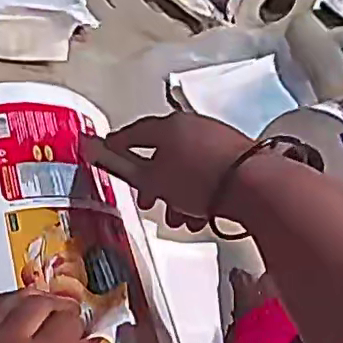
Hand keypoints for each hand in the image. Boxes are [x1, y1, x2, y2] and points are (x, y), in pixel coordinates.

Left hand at [0, 289, 96, 342]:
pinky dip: (7, 303)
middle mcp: (12, 339)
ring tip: (44, 307)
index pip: (68, 322)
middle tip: (67, 314)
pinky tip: (16, 311)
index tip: (81, 329)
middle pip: (42, 303)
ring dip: (34, 299)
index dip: (79, 323)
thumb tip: (86, 339)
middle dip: (59, 306)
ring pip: (15, 297)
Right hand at [82, 111, 254, 227]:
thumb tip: (87, 145)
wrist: (254, 187)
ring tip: (177, 216)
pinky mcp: (233, 154)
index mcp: (167, 126)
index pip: (132, 134)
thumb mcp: (150, 178)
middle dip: (151, 181)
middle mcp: (191, 125)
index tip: (107, 157)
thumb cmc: (198, 181)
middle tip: (147, 200)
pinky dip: (195, 191)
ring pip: (183, 166)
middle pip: (160, 153)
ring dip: (174, 192)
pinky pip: (204, 171)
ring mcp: (215, 137)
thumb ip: (118, 164)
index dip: (116, 148)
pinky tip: (198, 214)